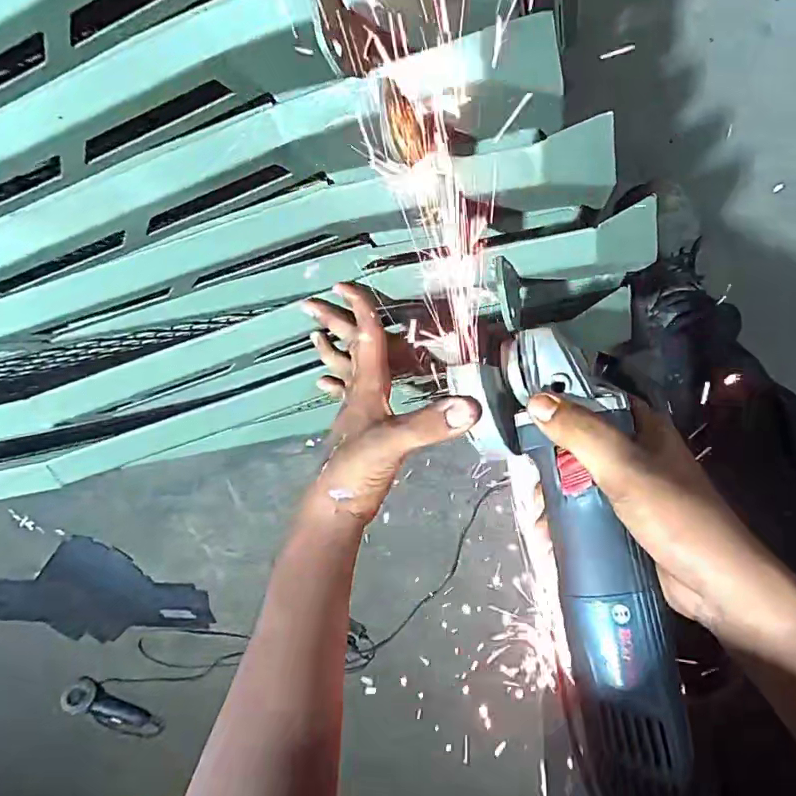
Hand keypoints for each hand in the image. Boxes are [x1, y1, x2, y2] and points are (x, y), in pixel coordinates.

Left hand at [299, 283, 480, 522]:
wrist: (335, 509)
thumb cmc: (356, 470)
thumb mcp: (395, 443)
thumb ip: (430, 423)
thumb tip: (472, 404)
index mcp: (366, 390)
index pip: (366, 342)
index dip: (362, 312)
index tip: (350, 285)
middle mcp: (359, 397)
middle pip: (352, 353)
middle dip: (343, 324)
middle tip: (328, 301)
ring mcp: (358, 417)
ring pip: (351, 375)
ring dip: (342, 352)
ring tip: (323, 336)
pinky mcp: (363, 434)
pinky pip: (359, 399)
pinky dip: (352, 384)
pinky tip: (353, 391)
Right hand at [521, 393, 795, 657]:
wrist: (716, 583)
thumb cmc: (673, 514)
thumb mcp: (622, 466)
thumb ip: (580, 432)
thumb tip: (536, 400)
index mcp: (646, 427)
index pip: (596, 401)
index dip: (562, 404)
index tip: (525, 420)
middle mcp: (641, 452)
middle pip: (585, 444)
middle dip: (554, 463)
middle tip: (531, 486)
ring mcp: (637, 490)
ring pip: (586, 481)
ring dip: (559, 496)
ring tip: (537, 518)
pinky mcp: (633, 523)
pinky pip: (594, 512)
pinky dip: (572, 519)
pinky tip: (552, 536)